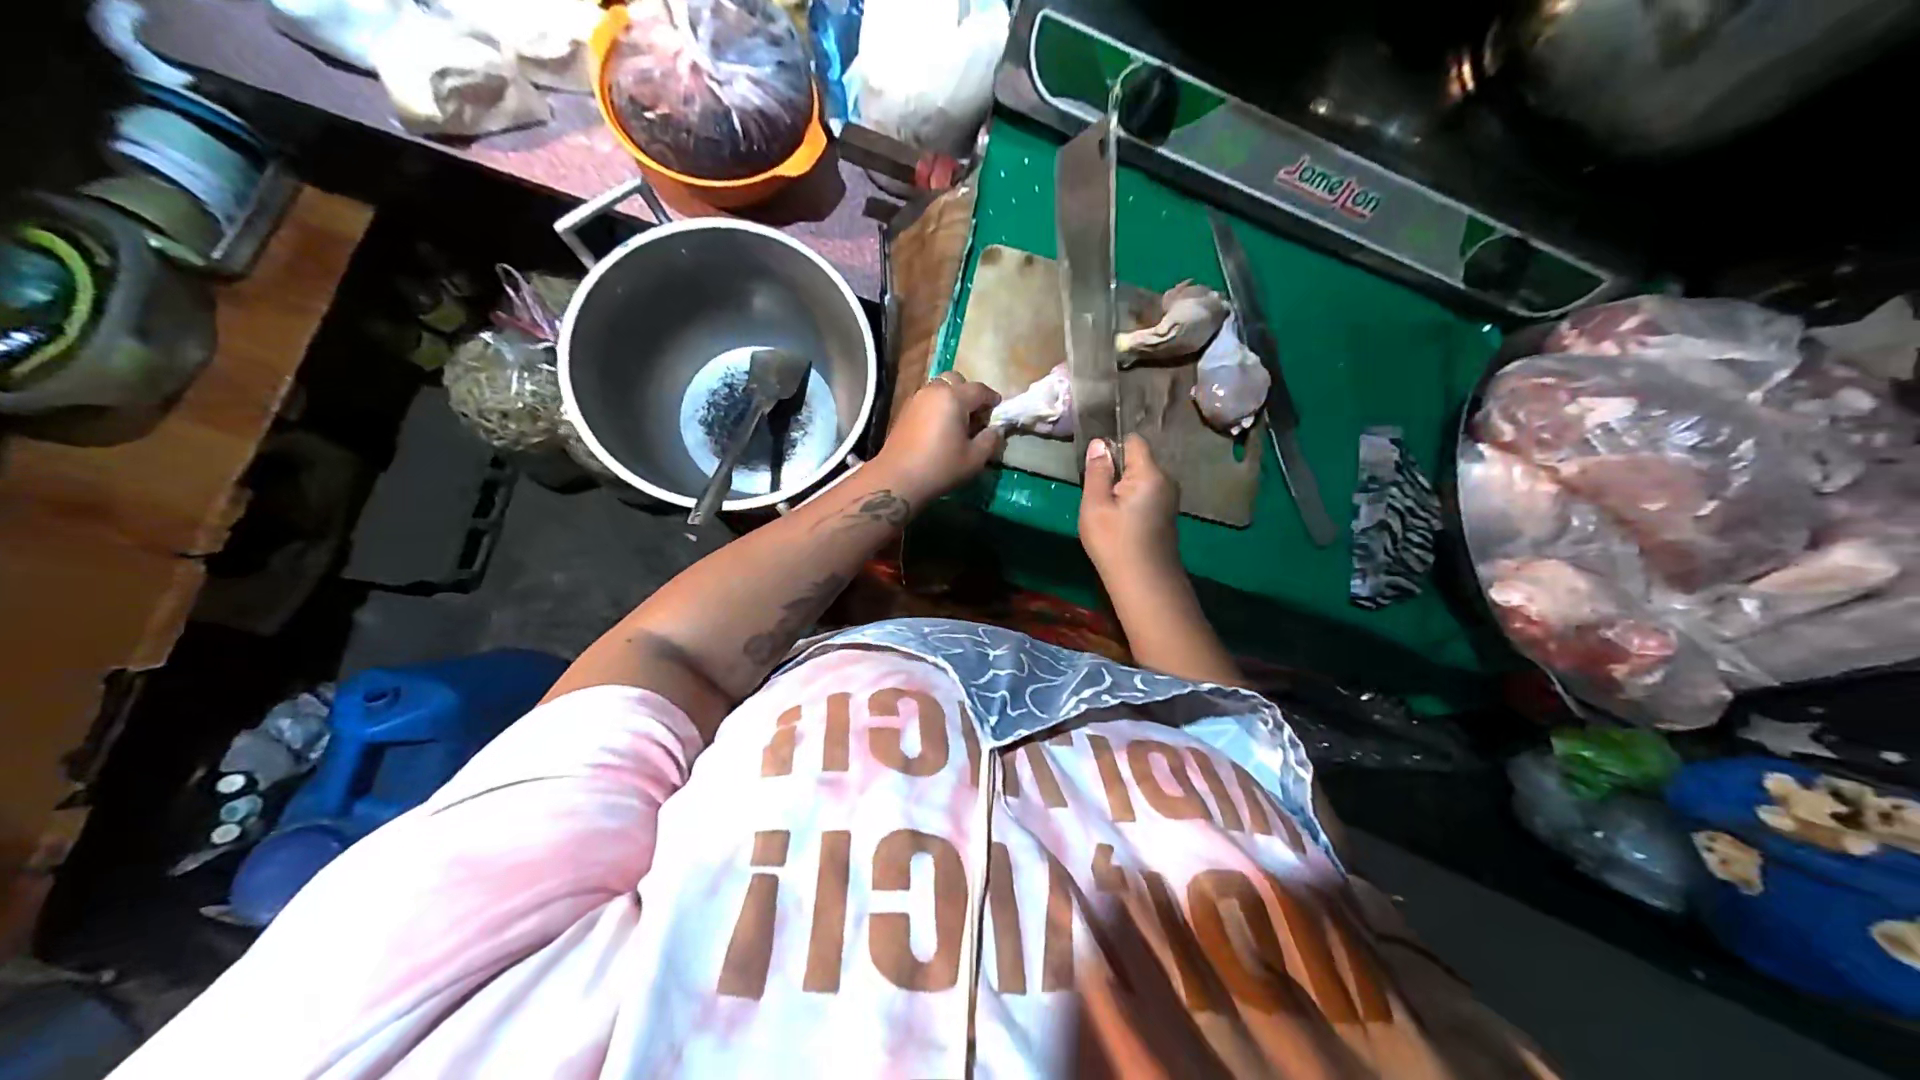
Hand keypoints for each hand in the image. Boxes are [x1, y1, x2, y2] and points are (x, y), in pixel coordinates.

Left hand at [874, 371, 1002, 500]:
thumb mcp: (975, 459)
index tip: (998, 411)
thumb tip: (997, 430)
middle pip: (956, 380)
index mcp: (954, 398)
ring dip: (952, 399)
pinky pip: (927, 400)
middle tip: (975, 415)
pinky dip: (937, 406)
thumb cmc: (940, 467)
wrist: (897, 478)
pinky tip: (940, 428)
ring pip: (939, 389)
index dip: (993, 399)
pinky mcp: (904, 411)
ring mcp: (916, 399)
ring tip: (957, 423)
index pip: (980, 390)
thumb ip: (991, 440)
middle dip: (969, 393)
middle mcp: (934, 391)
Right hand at [1079, 434, 1179, 579]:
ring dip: (1122, 488)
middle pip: (1137, 460)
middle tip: (1096, 494)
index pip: (1133, 441)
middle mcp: (1166, 480)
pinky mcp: (1166, 515)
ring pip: (1141, 479)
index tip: (1094, 467)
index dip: (1111, 447)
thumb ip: (1097, 472)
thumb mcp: (1096, 506)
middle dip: (1116, 470)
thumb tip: (1099, 443)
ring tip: (1105, 510)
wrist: (1145, 585)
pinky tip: (1119, 522)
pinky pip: (1146, 495)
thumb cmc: (1115, 543)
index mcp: (1151, 473)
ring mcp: (1169, 499)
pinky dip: (1131, 501)